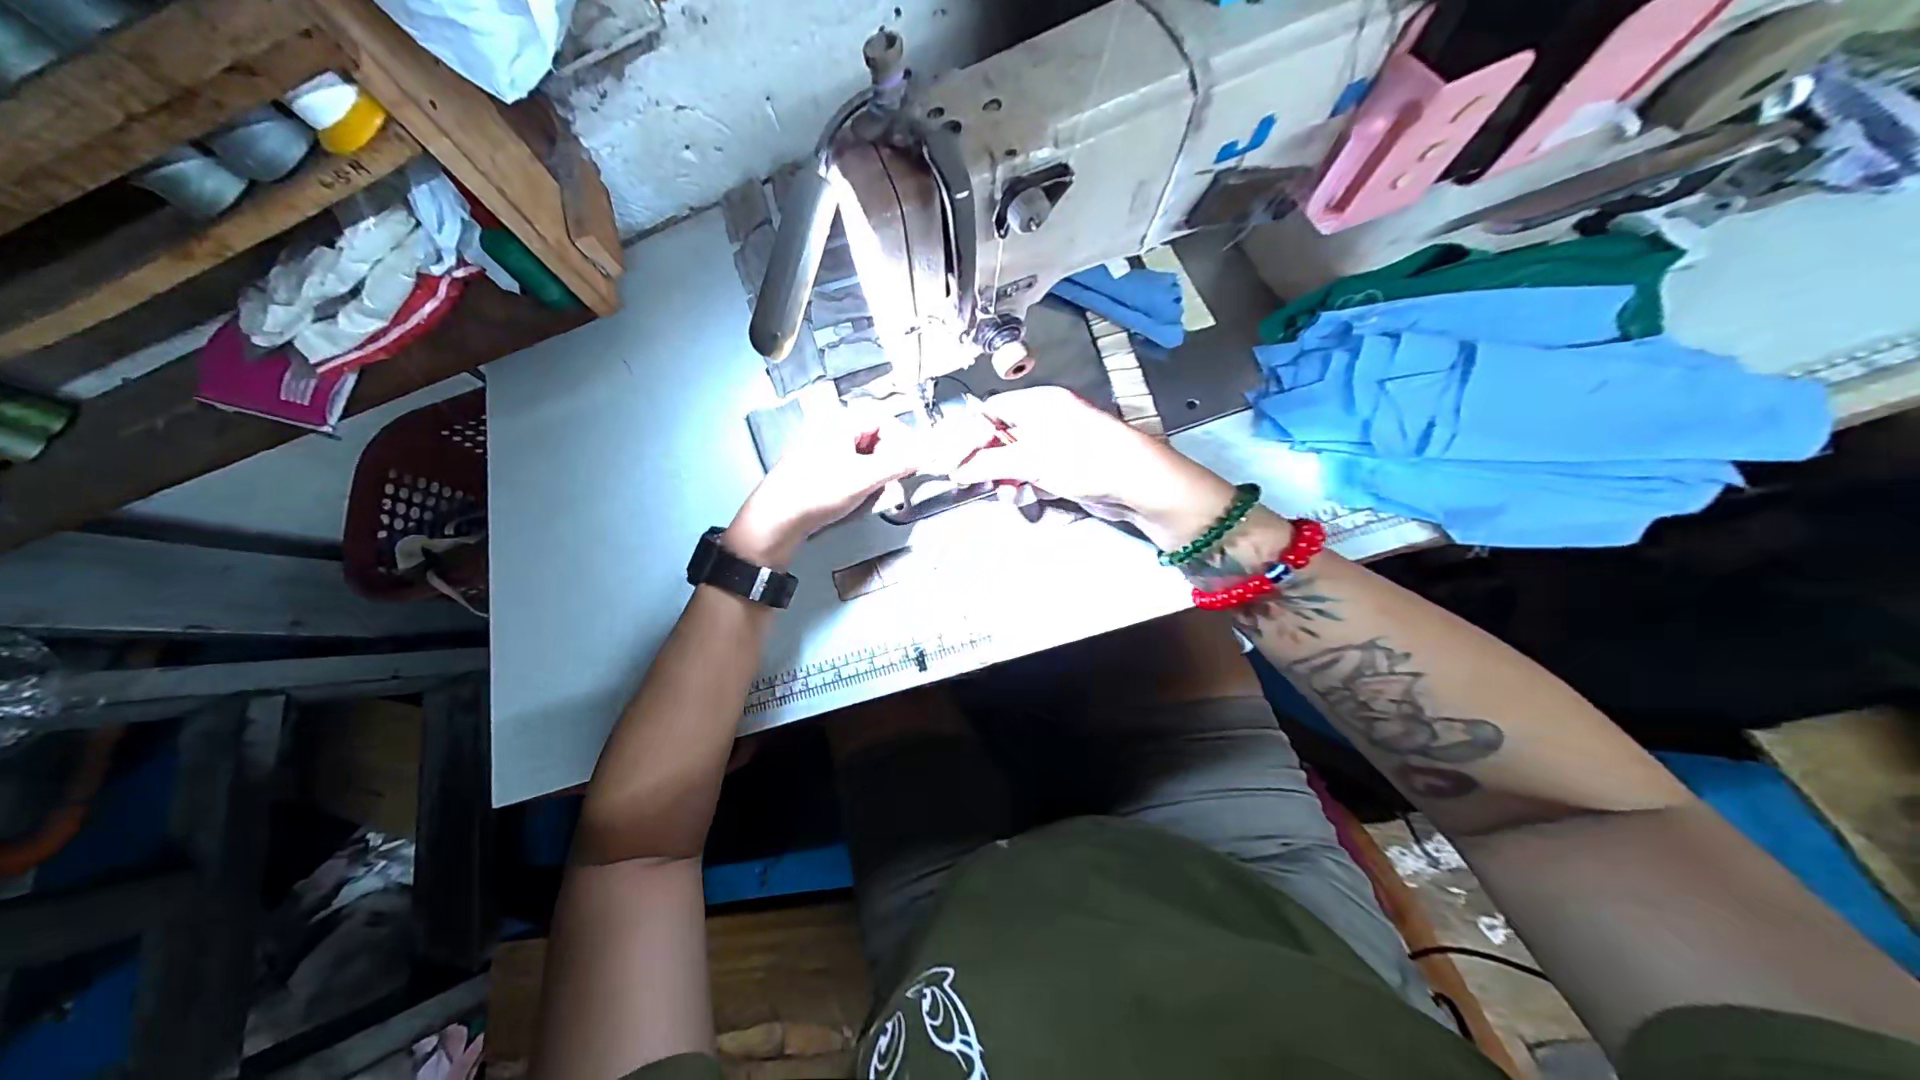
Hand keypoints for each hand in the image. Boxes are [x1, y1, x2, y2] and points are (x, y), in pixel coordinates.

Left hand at [725, 407, 922, 567]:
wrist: (776, 519)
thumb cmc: (815, 493)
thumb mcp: (864, 479)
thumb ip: (898, 464)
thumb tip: (923, 455)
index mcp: (839, 422)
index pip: (883, 419)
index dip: (902, 439)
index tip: (912, 460)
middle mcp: (828, 428)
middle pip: (872, 433)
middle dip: (890, 455)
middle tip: (898, 475)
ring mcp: (819, 446)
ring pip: (861, 450)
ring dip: (876, 467)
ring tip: (877, 487)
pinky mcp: (814, 466)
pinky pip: (847, 463)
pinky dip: (860, 475)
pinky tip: (858, 493)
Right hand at [937, 387, 1236, 548]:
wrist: (1142, 487)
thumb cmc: (1089, 461)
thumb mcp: (1034, 460)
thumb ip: (991, 463)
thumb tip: (957, 469)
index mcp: (1040, 403)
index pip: (989, 412)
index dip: (966, 436)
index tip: (948, 460)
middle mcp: (1046, 419)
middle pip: (999, 437)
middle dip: (985, 461)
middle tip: (969, 481)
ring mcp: (1057, 445)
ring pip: (1014, 460)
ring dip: (1005, 479)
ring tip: (1007, 494)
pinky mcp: (1065, 468)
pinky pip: (1032, 475)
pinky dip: (1024, 486)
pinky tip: (1023, 498)